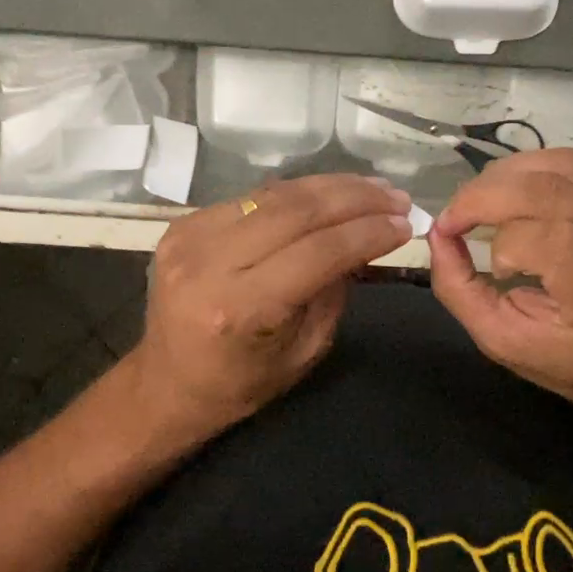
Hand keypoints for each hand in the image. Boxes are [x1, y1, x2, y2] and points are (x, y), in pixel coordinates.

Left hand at [126, 174, 413, 434]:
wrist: (167, 384)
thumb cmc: (242, 382)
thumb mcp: (304, 350)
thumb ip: (334, 291)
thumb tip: (366, 239)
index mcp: (240, 308)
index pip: (317, 252)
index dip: (367, 232)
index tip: (406, 224)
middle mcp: (209, 265)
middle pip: (296, 212)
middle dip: (355, 199)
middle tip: (397, 197)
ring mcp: (189, 239)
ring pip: (274, 195)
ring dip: (330, 187)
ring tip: (373, 187)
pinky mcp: (181, 225)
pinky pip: (251, 199)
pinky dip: (295, 195)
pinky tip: (328, 194)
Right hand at [429, 149, 572, 426]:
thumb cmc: (568, 364)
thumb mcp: (501, 342)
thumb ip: (461, 291)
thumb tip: (437, 234)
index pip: (555, 239)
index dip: (499, 231)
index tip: (460, 242)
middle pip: (555, 191)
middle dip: (488, 192)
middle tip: (454, 214)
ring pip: (566, 167)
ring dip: (508, 173)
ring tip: (478, 199)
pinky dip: (531, 169)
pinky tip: (508, 190)